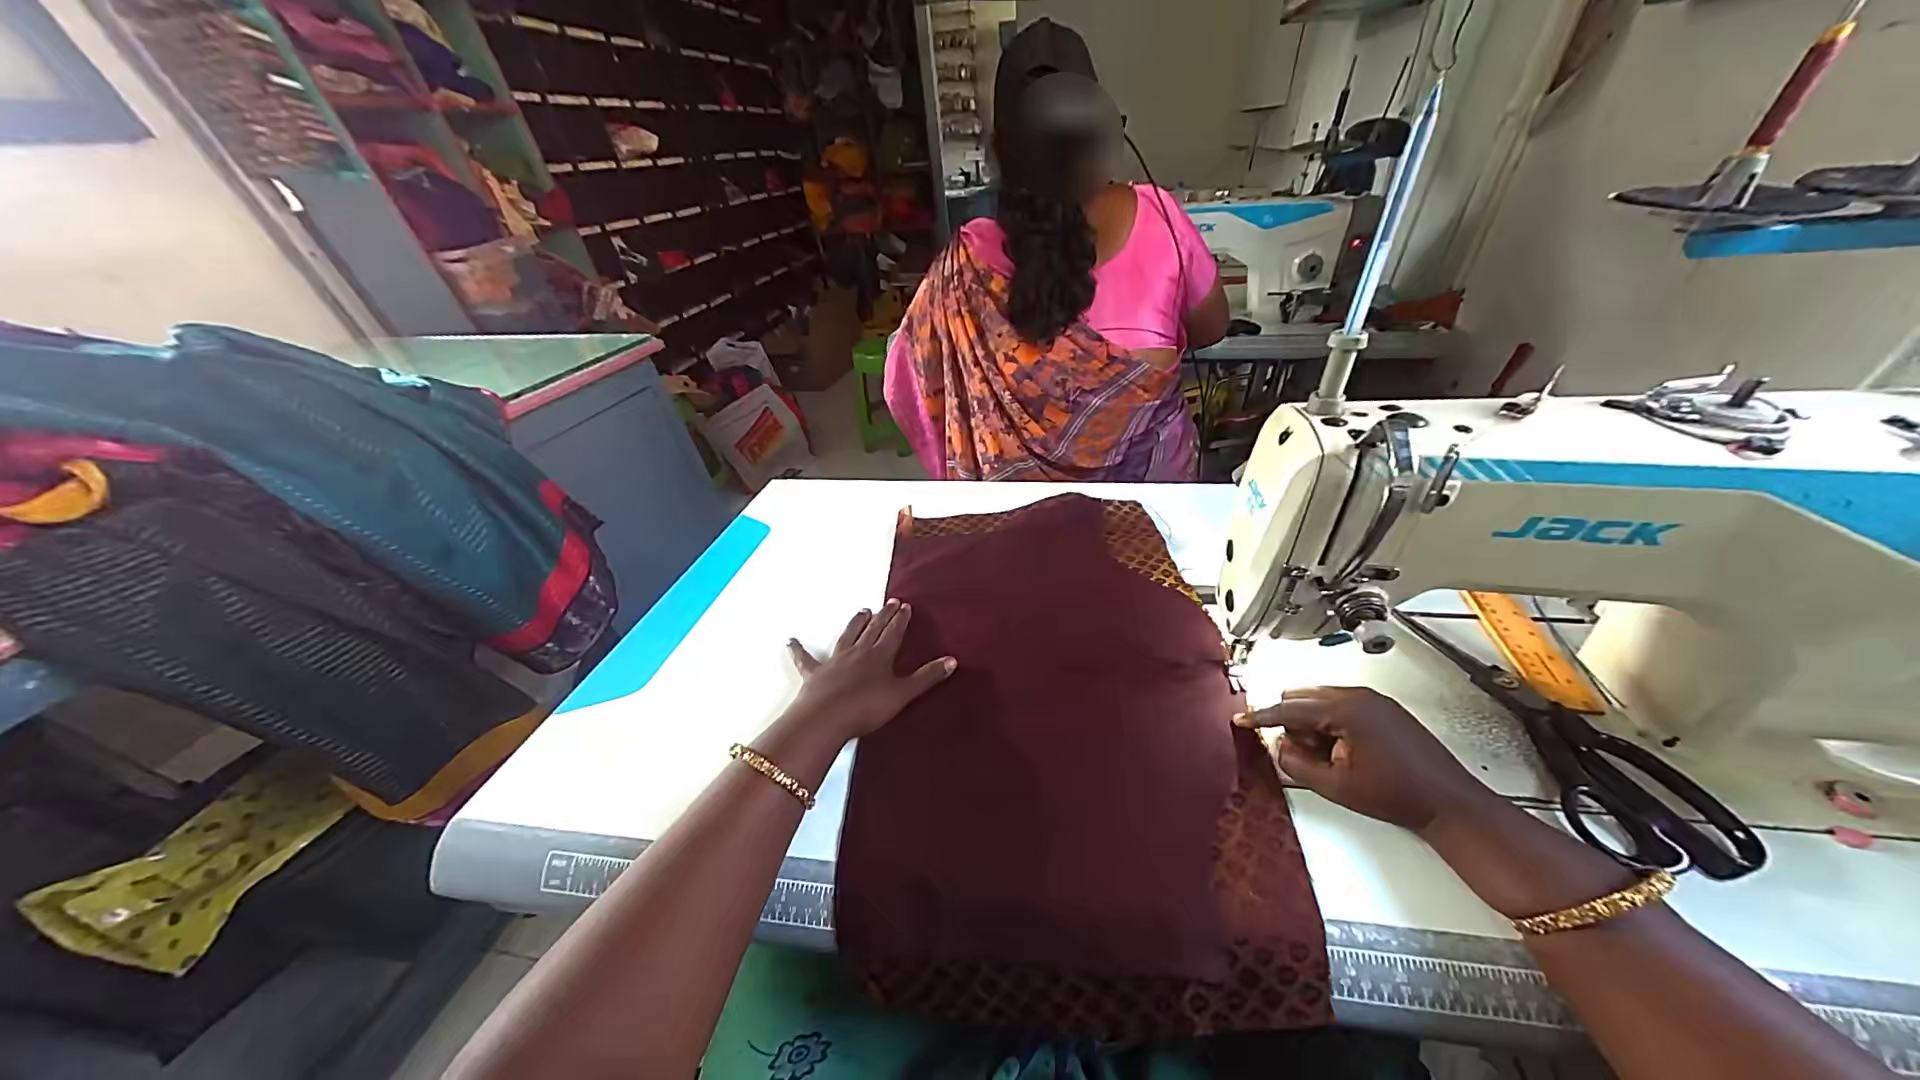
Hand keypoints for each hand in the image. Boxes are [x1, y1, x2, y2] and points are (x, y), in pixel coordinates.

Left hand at [784, 601, 956, 739]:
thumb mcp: (903, 694)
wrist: (826, 718)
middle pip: (873, 629)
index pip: (893, 633)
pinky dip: (798, 650)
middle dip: (883, 616)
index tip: (904, 606)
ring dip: (855, 623)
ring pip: (847, 636)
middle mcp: (858, 652)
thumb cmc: (867, 707)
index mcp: (880, 656)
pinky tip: (791, 640)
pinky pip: (805, 659)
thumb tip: (951, 660)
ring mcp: (835, 661)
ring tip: (861, 611)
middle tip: (889, 602)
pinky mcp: (814, 674)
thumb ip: (927, 677)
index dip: (900, 620)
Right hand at [1235, 686, 1499, 834]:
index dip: (1262, 716)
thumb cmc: (1400, 796)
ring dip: (1312, 723)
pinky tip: (1343, 751)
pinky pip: (1340, 705)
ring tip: (1329, 757)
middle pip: (1301, 697)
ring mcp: (1374, 700)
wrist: (1449, 804)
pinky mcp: (1382, 708)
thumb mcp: (1335, 786)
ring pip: (1319, 700)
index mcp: (1346, 710)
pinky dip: (1330, 723)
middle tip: (1302, 753)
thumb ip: (1296, 764)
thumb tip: (1281, 748)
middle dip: (1293, 723)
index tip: (1243, 719)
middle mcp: (1359, 696)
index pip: (1289, 708)